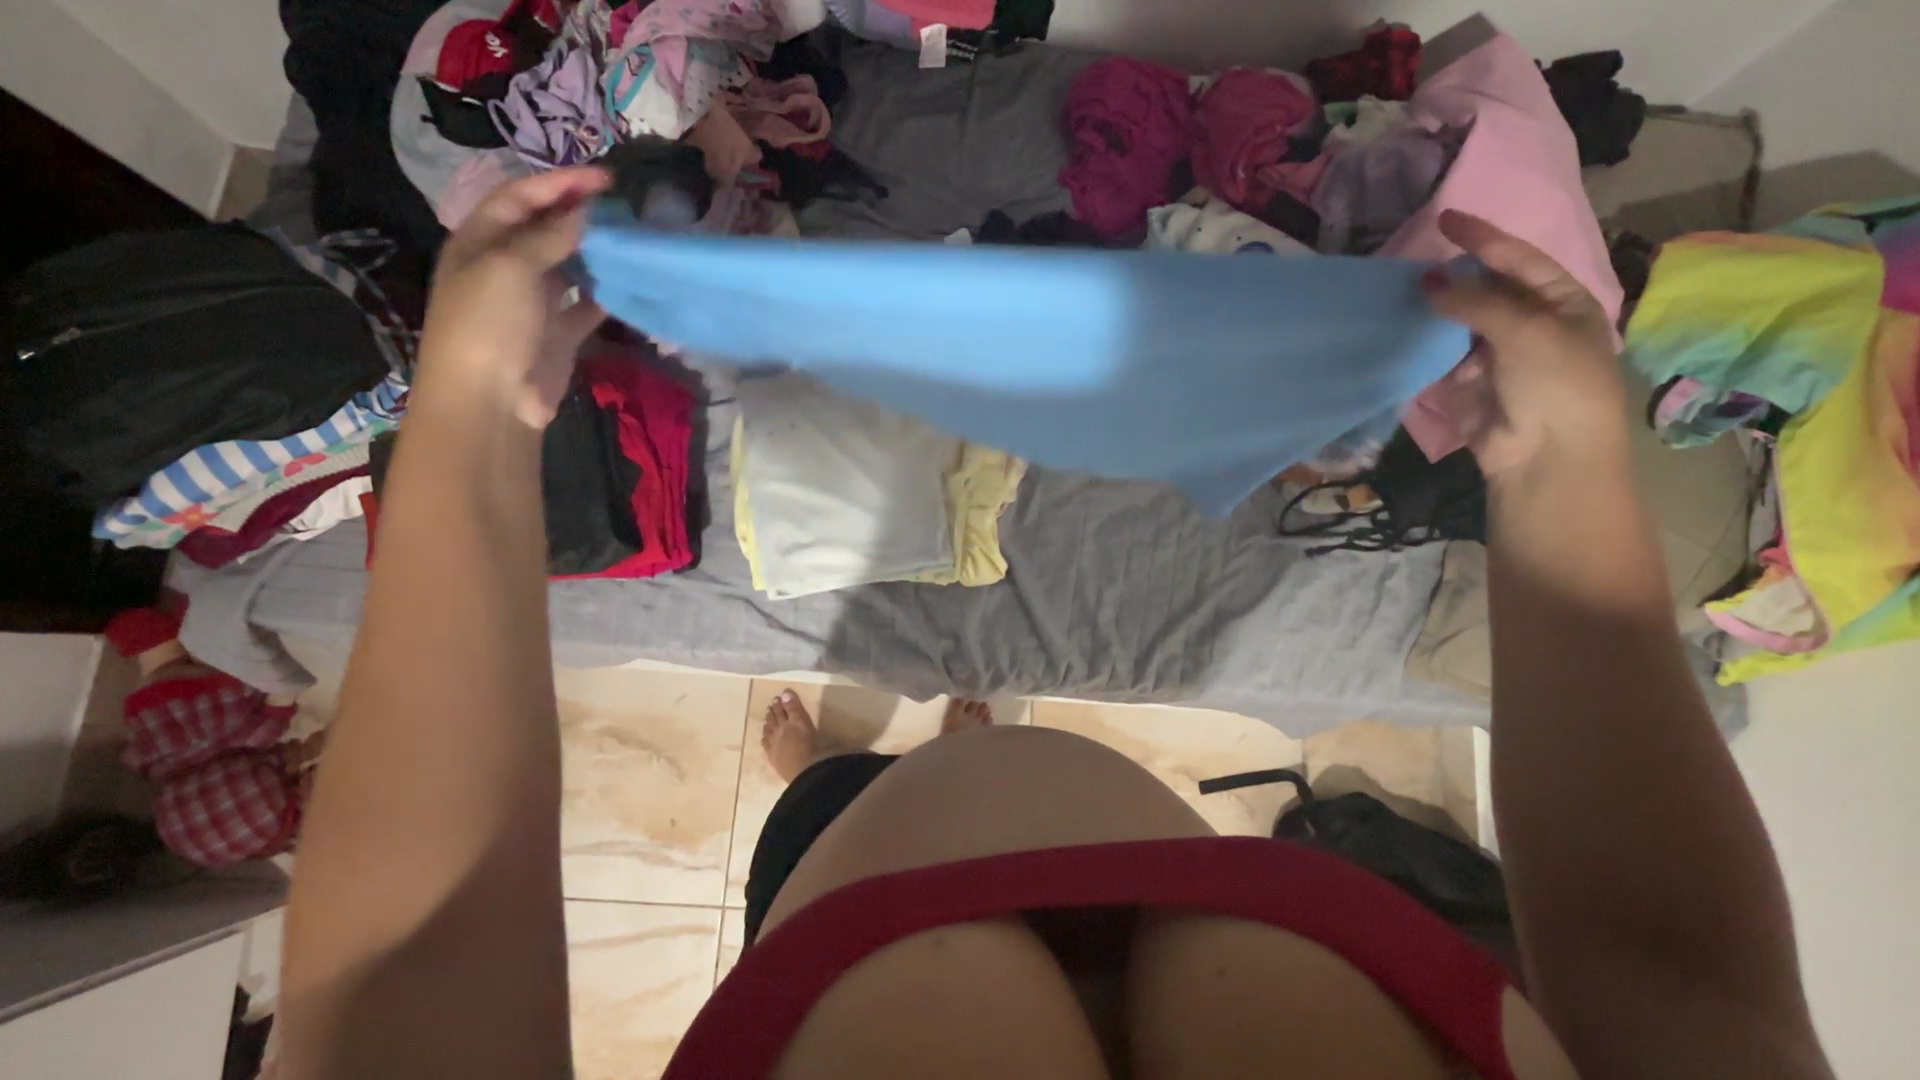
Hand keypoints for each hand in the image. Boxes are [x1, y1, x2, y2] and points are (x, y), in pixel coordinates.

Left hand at [414, 167, 612, 429]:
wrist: (490, 399)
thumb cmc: (489, 323)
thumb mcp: (511, 266)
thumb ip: (550, 234)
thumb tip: (586, 209)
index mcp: (480, 241)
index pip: (519, 197)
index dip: (558, 182)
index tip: (605, 178)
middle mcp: (505, 266)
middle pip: (545, 228)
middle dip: (581, 213)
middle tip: (625, 205)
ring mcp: (533, 302)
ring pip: (569, 265)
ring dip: (597, 251)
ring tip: (633, 238)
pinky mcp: (558, 333)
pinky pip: (586, 305)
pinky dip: (606, 293)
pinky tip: (631, 280)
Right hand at [1422, 210, 1627, 480]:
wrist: (1546, 455)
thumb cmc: (1555, 382)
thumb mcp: (1525, 330)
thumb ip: (1476, 302)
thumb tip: (1427, 283)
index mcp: (1562, 303)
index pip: (1519, 259)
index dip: (1484, 238)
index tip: (1446, 219)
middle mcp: (1532, 324)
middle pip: (1487, 289)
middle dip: (1456, 277)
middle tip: (1417, 264)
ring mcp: (1499, 355)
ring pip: (1461, 323)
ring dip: (1439, 314)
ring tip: (1408, 299)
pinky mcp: (1470, 385)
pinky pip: (1445, 357)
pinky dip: (1431, 348)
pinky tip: (1413, 336)